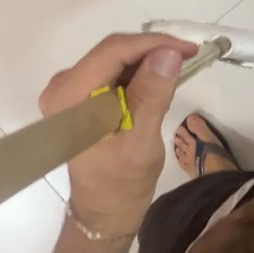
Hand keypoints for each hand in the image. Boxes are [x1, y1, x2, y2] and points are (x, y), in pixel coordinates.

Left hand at [39, 33, 196, 235]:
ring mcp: (71, 90)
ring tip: (181, 69)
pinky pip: (115, 71)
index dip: (153, 44)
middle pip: (113, 51)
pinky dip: (141, 72)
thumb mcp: (141, 141)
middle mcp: (63, 86)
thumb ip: (151, 95)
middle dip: (154, 50)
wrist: (105, 208)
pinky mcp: (83, 95)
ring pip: (117, 58)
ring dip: (150, 60)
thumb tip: (169, 54)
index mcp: (69, 96)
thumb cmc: (122, 181)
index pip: (113, 51)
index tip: (189, 49)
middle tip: (190, 57)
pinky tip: (161, 82)